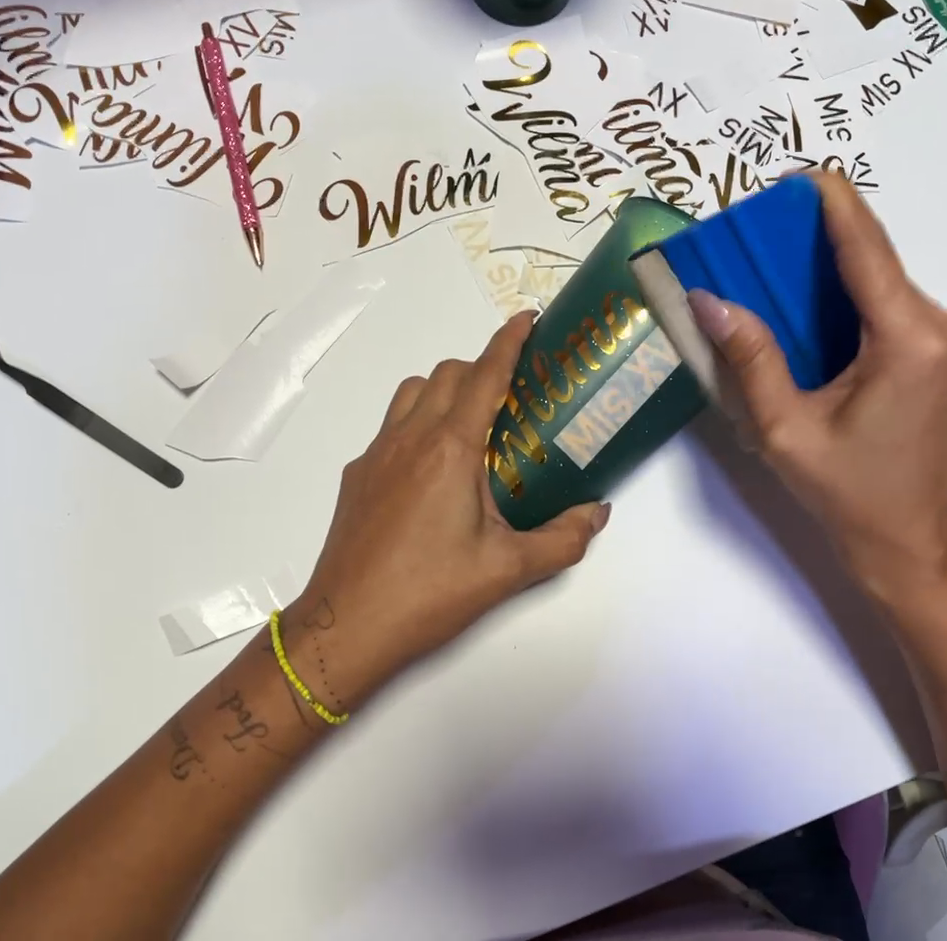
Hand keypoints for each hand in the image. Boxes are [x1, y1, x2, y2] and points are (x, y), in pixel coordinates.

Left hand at [282, 312, 611, 713]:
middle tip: (512, 396)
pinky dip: (416, 424)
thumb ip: (562, 539)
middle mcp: (409, 438)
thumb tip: (598, 513)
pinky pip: (390, 427)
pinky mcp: (356, 476)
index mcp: (450, 449)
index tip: (528, 319)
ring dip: (444, 390)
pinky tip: (431, 471)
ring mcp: (375, 455)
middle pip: (447, 373)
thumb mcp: (507, 571)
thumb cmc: (429, 594)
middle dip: (481, 368)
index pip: (484, 375)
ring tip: (471, 425)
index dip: (509, 341)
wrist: (348, 626)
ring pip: (412, 392)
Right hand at [687, 173, 946, 601]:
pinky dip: (850, 294)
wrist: (908, 540)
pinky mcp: (944, 354)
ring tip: (775, 262)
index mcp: (909, 340)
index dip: (830, 202)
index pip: (866, 248)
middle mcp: (942, 328)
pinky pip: (892, 305)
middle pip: (876, 258)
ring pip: (884, 280)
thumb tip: (707, 298)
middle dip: (819, 235)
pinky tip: (811, 303)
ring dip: (833, 266)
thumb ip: (750, 358)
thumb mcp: (783, 428)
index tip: (790, 176)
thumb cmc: (845, 491)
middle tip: (759, 230)